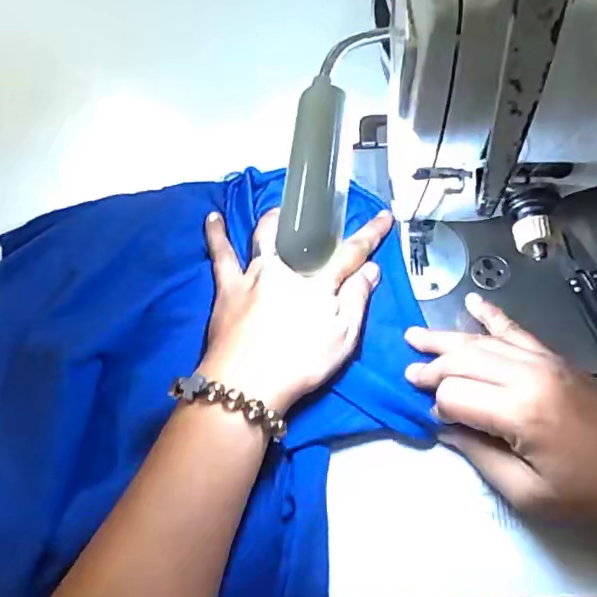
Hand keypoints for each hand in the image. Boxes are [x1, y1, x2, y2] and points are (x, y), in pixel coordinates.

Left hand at [199, 208, 393, 413]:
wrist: (245, 386)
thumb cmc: (300, 365)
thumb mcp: (343, 337)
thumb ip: (357, 299)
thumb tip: (370, 268)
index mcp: (319, 282)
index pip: (352, 252)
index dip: (370, 233)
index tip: (383, 216)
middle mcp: (287, 269)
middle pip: (306, 238)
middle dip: (319, 223)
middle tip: (324, 215)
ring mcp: (254, 275)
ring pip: (264, 237)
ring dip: (273, 220)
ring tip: (277, 210)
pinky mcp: (227, 288)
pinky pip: (221, 255)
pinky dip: (216, 234)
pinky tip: (212, 219)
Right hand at [405, 293, 596, 545]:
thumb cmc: (591, 495)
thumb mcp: (528, 493)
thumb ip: (480, 455)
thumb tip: (445, 427)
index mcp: (519, 411)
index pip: (455, 395)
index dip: (435, 405)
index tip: (424, 416)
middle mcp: (529, 374)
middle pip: (466, 359)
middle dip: (432, 364)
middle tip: (404, 369)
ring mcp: (546, 360)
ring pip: (486, 341)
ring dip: (450, 338)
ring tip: (417, 336)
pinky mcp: (559, 358)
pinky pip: (518, 332)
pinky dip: (493, 317)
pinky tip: (474, 304)